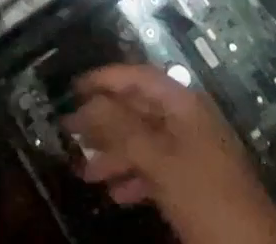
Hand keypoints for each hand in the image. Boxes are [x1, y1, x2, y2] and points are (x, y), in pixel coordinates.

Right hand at [66, 64, 275, 243]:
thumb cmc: (205, 197)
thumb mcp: (160, 161)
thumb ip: (123, 129)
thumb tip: (89, 101)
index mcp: (184, 106)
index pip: (140, 77)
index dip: (106, 79)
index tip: (74, 89)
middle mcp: (188, 121)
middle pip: (139, 109)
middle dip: (104, 121)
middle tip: (69, 132)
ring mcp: (193, 152)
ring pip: (145, 141)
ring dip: (114, 154)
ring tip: (85, 172)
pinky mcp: (194, 182)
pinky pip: (157, 168)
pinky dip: (134, 177)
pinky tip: (115, 194)